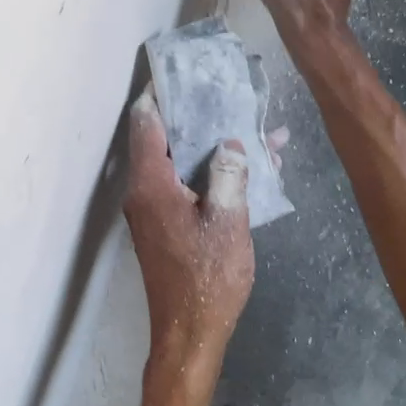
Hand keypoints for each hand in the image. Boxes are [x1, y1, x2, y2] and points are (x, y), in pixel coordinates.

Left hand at [123, 85, 255, 385]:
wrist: (191, 335)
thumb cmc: (209, 278)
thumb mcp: (229, 221)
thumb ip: (230, 174)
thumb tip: (230, 145)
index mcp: (152, 185)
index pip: (146, 122)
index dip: (160, 93)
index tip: (180, 70)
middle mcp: (146, 193)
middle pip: (166, 139)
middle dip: (200, 116)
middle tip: (230, 93)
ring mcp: (156, 211)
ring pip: (184, 165)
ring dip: (216, 149)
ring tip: (260, 132)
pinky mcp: (169, 227)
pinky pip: (190, 188)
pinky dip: (216, 176)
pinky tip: (254, 171)